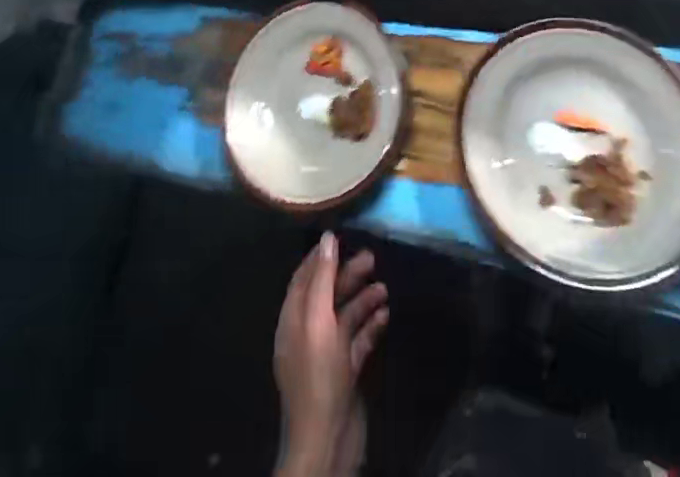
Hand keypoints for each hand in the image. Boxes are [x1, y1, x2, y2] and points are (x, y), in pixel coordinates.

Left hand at [273, 233, 388, 476]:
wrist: (327, 441)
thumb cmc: (318, 376)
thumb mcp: (317, 321)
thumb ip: (321, 280)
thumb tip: (327, 238)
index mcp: (293, 320)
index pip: (303, 279)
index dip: (320, 258)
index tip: (340, 238)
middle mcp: (307, 332)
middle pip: (326, 295)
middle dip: (346, 275)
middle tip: (372, 257)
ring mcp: (327, 353)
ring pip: (344, 316)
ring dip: (362, 298)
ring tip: (384, 286)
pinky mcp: (345, 371)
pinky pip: (358, 339)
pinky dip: (371, 324)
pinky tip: (386, 313)